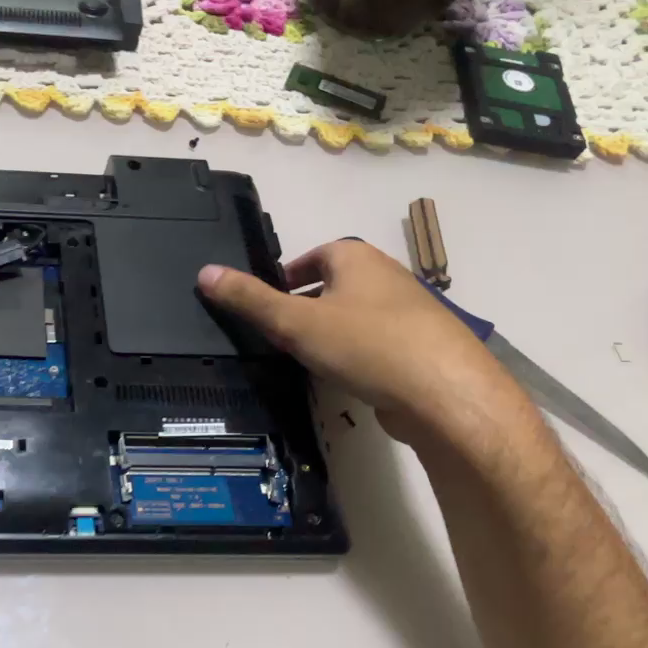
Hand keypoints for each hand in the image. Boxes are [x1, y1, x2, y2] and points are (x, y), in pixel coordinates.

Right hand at [197, 239, 530, 445]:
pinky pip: (374, 343)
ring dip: (329, 333)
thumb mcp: (295, 323)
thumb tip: (204, 272)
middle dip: (305, 306)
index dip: (287, 276)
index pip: (314, 255)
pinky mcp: (419, 347)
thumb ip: (249, 300)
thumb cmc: (365, 345)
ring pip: (355, 316)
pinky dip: (353, 355)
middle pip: (335, 285)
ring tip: (303, 360)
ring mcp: (407, 313)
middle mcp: (386, 276)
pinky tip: (342, 379)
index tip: (266, 302)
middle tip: (276, 335)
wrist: (443, 392)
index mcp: (356, 258)